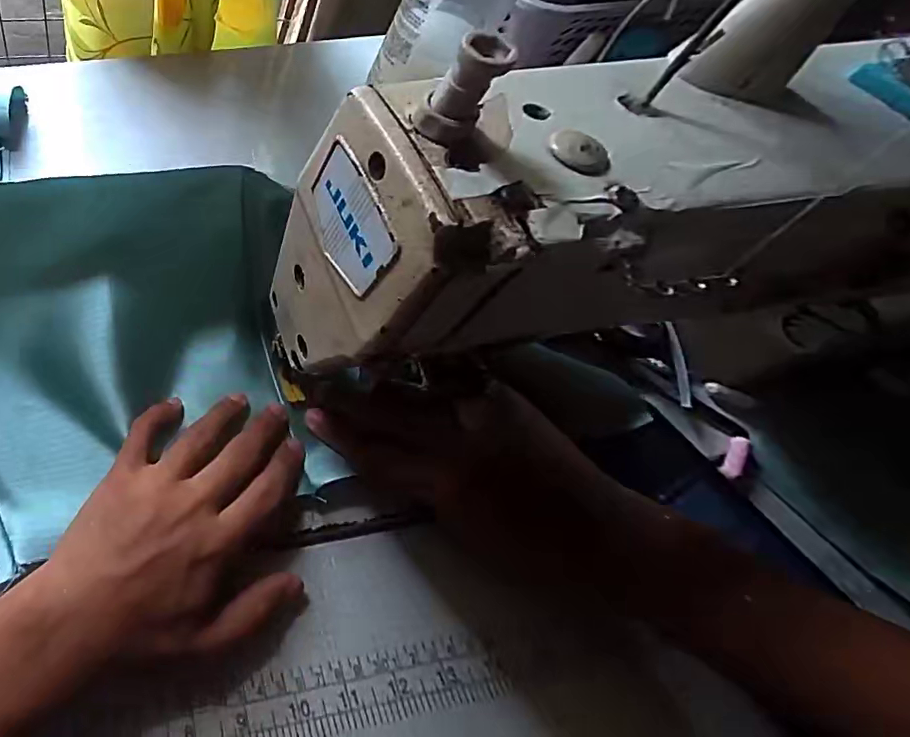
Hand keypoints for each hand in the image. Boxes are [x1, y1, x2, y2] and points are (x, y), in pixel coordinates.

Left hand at [10, 393, 307, 663]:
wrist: (75, 618)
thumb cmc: (143, 634)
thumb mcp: (207, 642)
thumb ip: (255, 611)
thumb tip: (297, 583)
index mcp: (218, 542)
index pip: (264, 494)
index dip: (284, 467)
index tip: (296, 445)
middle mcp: (193, 502)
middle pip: (238, 457)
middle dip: (262, 431)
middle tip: (277, 410)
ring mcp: (156, 483)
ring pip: (198, 438)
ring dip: (222, 415)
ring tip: (238, 398)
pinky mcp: (122, 474)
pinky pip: (142, 433)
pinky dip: (158, 414)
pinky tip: (173, 403)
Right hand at [306, 382, 657, 567]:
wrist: (599, 529)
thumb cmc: (527, 547)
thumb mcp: (460, 525)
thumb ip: (419, 485)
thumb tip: (383, 454)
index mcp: (444, 480)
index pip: (375, 452)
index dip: (340, 434)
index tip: (310, 415)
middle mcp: (456, 436)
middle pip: (386, 411)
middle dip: (346, 397)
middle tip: (315, 381)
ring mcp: (479, 407)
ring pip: (412, 390)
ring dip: (377, 381)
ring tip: (348, 369)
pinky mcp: (499, 392)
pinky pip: (446, 379)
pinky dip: (418, 376)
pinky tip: (398, 363)